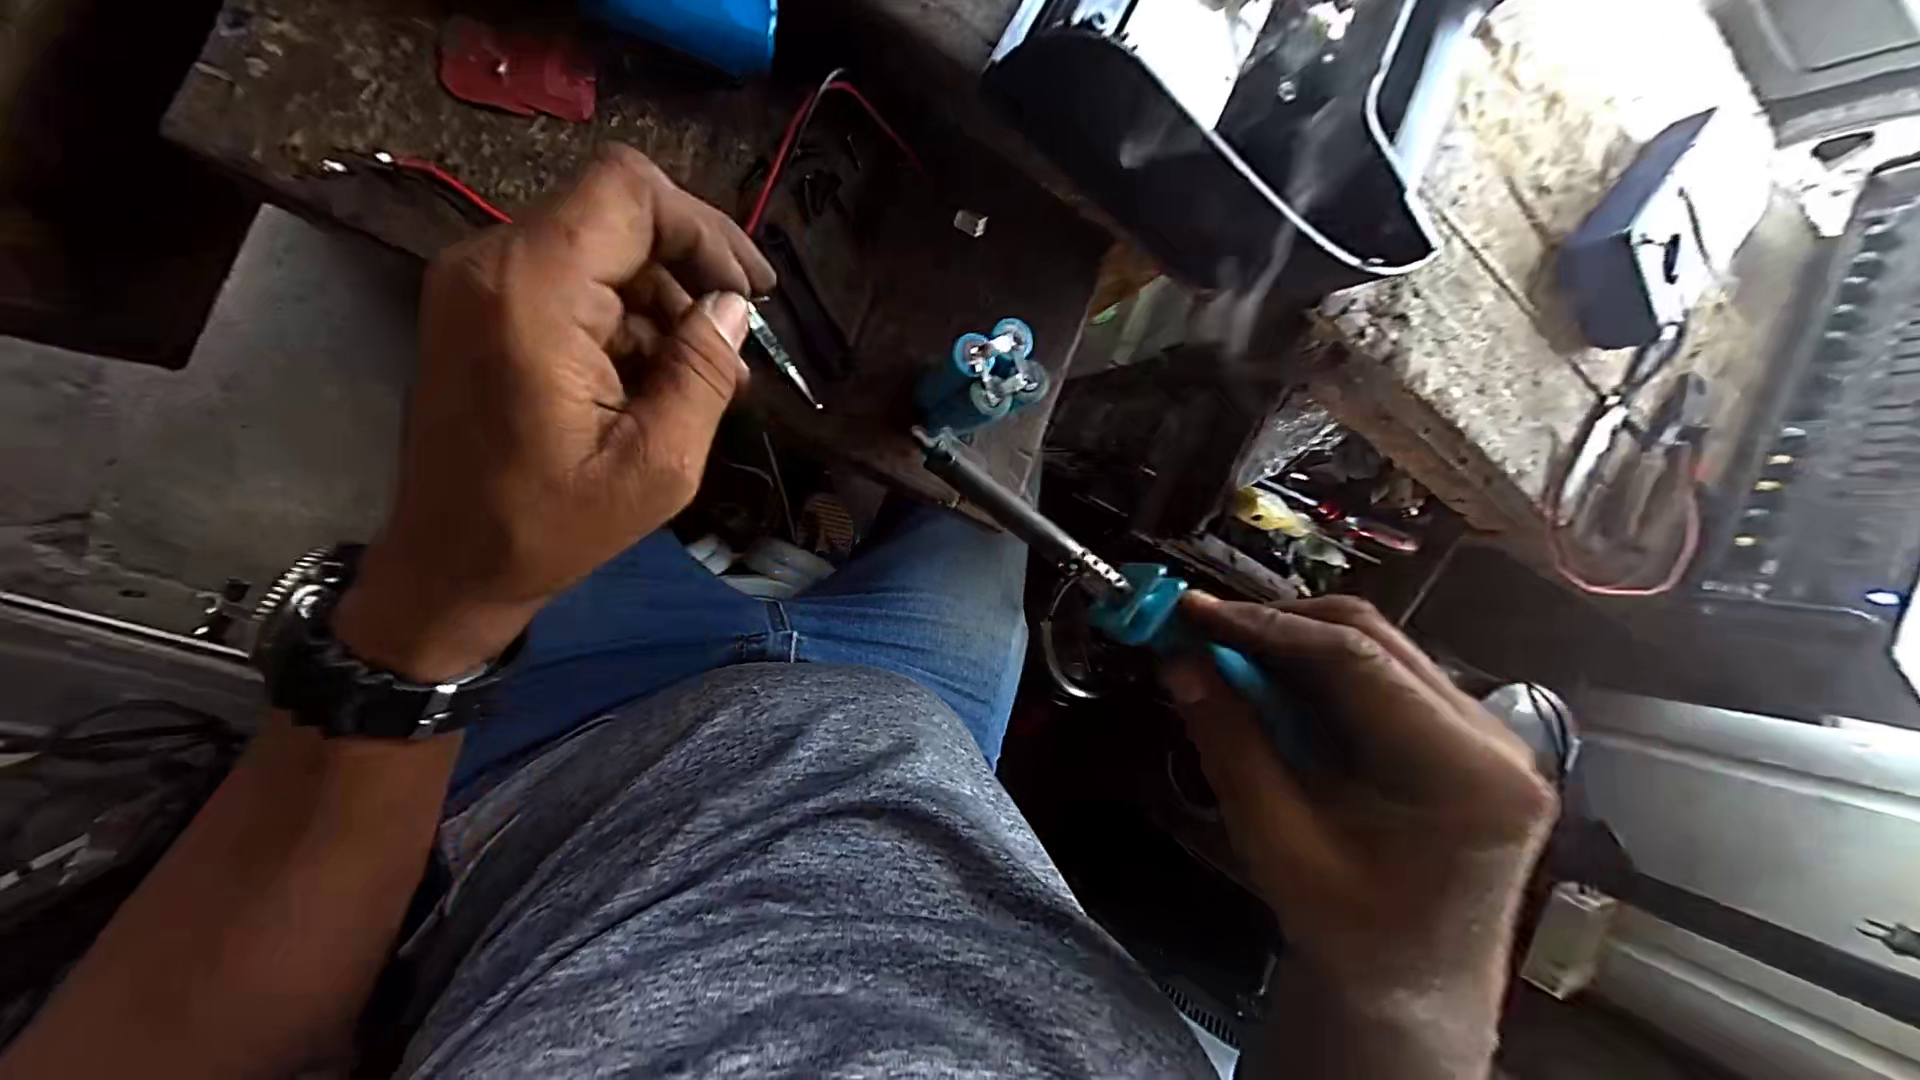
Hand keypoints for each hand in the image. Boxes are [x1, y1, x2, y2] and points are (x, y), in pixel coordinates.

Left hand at [334, 144, 775, 680]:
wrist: (452, 562)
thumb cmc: (554, 525)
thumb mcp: (660, 464)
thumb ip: (703, 375)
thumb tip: (733, 309)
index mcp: (533, 294)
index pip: (629, 191)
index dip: (705, 230)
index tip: (751, 294)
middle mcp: (496, 265)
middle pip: (620, 214)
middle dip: (697, 269)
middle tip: (744, 336)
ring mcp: (485, 284)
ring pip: (607, 251)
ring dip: (671, 304)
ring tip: (715, 376)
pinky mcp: (490, 310)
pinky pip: (581, 285)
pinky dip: (635, 321)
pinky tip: (668, 379)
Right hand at [1160, 594, 1556, 1075]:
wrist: (1411, 995)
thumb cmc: (1350, 935)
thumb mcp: (1276, 843)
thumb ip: (1230, 744)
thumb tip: (1179, 662)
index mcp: (1465, 774)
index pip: (1355, 659)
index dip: (1263, 625)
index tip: (1192, 611)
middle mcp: (1489, 738)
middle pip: (1368, 636)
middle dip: (1273, 624)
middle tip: (1198, 628)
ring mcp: (1478, 733)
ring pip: (1368, 644)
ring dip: (1287, 641)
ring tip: (1221, 651)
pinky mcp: (1451, 736)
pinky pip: (1370, 671)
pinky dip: (1306, 666)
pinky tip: (1263, 681)